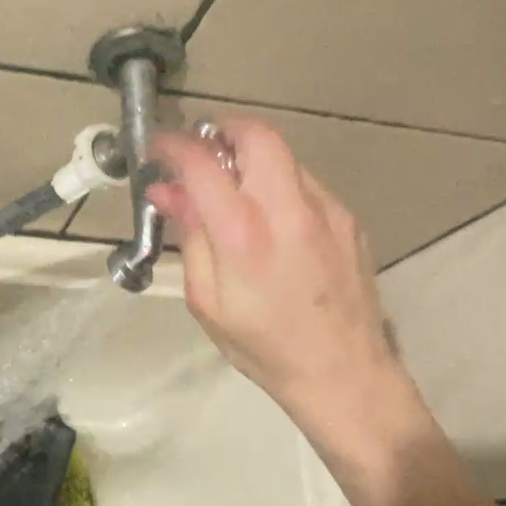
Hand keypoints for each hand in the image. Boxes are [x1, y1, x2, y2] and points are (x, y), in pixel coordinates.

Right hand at [147, 118, 421, 465]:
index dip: (173, 145)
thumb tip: (168, 192)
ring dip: (250, 162)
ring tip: (231, 198)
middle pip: (257, 134)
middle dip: (221, 132)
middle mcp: (289, 210)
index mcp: (245, 236)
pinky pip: (304, 184)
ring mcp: (326, 209)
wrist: (343, 373)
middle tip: (199, 156)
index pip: (203, 162)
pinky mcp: (347, 218)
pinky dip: (277, 187)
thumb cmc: (263, 347)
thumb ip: (190, 237)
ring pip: (283, 156)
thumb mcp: (207, 301)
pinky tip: (269, 226)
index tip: (158, 150)